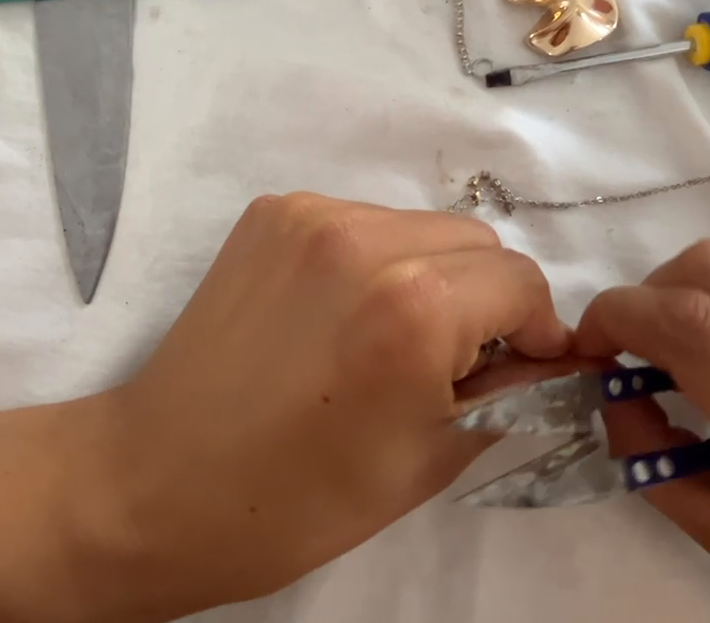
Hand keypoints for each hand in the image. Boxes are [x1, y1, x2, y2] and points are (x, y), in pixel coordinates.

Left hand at [97, 193, 569, 617]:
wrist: (156, 479)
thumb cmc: (298, 498)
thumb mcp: (430, 459)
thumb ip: (508, 392)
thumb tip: (553, 358)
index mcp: (414, 304)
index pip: (521, 283)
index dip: (535, 330)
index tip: (521, 368)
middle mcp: (367, 236)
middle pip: (476, 242)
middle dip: (486, 298)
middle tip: (451, 360)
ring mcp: (312, 213)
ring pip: (420, 226)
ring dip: (430, 272)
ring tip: (387, 333)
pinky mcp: (273, 211)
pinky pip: (362, 221)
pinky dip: (374, 259)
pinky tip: (338, 311)